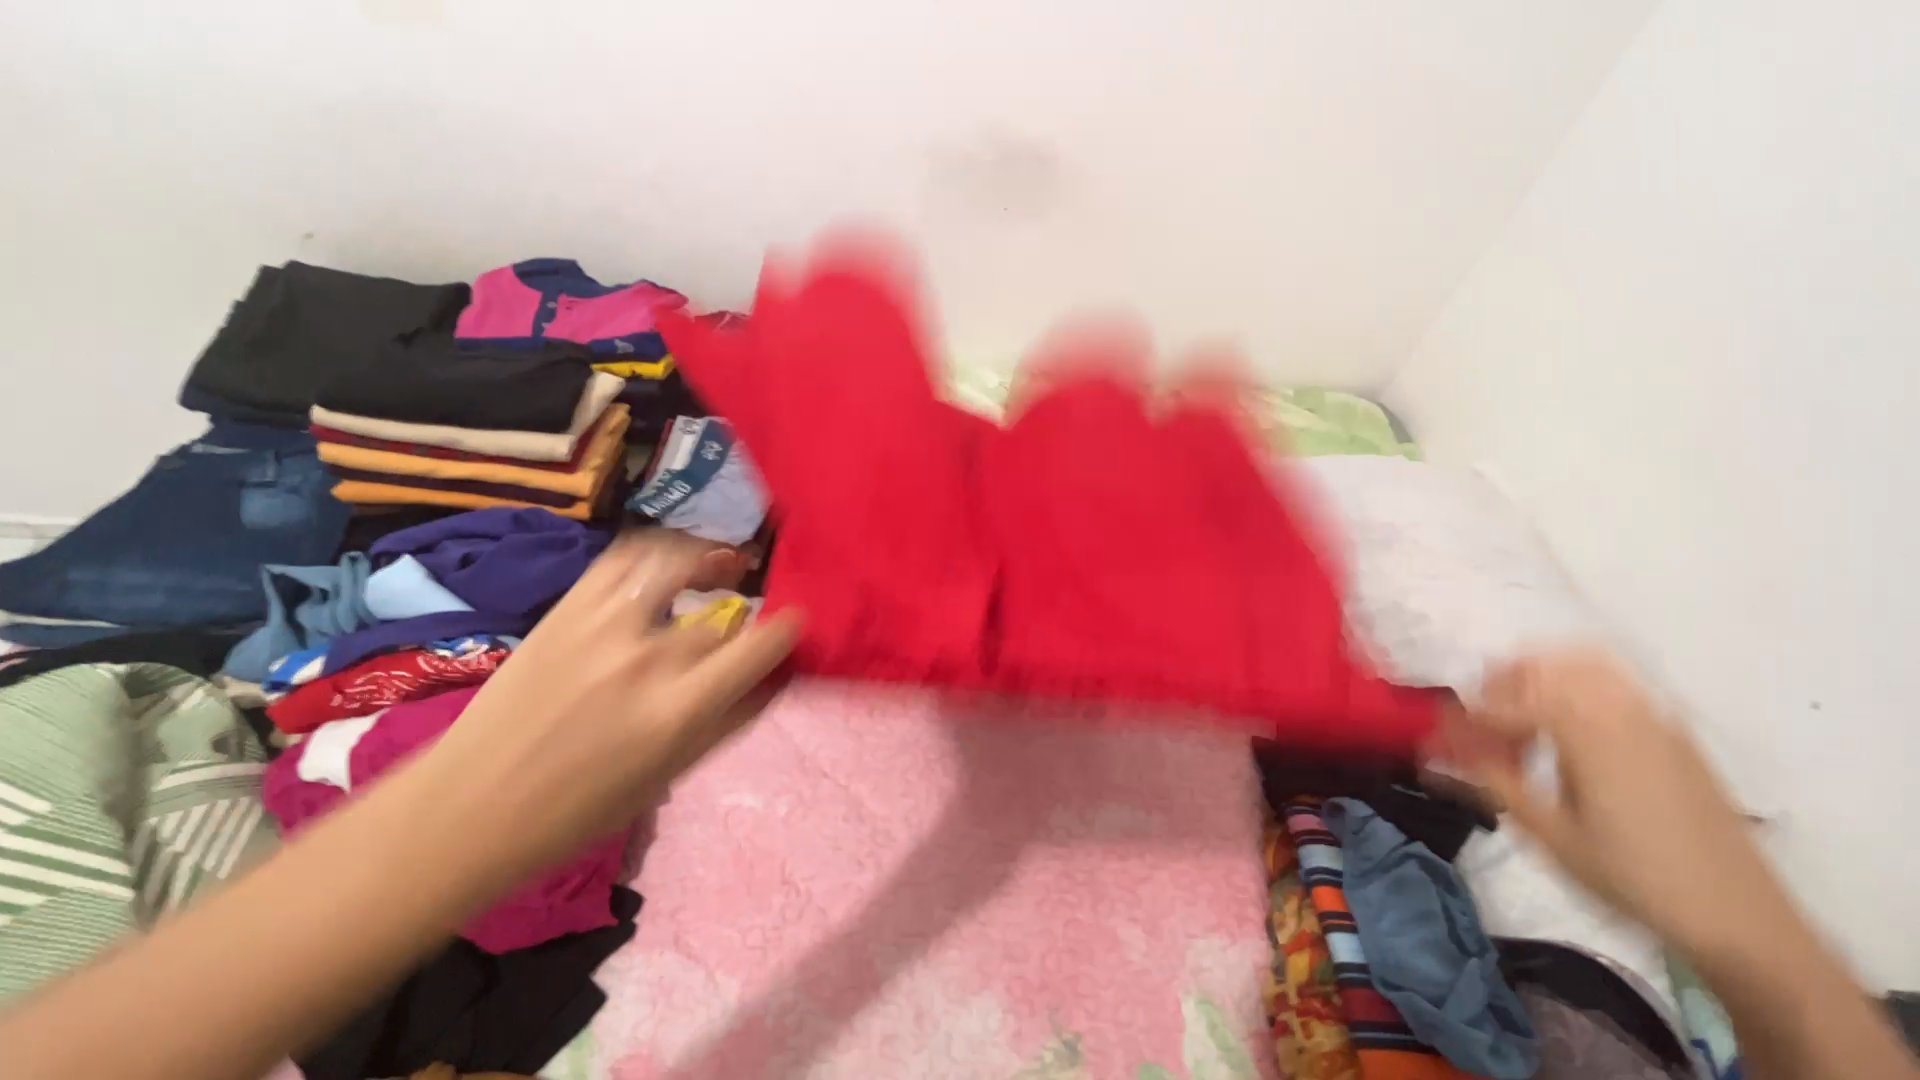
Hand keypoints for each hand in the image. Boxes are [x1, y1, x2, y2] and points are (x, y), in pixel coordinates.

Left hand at [415, 532, 801, 879]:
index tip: (796, 622)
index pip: (760, 644)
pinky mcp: (566, 609)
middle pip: (720, 612)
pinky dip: (654, 553)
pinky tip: (664, 566)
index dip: (790, 626)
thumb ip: (729, 721)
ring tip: (719, 562)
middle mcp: (647, 656)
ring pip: (673, 560)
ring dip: (706, 555)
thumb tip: (778, 678)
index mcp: (679, 709)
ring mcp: (602, 624)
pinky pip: (621, 559)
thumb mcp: (669, 775)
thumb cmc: (578, 812)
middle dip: (746, 608)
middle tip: (751, 612)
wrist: (471, 806)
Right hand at [1442, 649, 1790, 954]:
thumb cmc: (1631, 877)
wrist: (1739, 917)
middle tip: (1481, 719)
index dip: (1470, 715)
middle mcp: (1622, 709)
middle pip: (1548, 662)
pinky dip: (1581, 690)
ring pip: (1587, 666)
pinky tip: (1571, 735)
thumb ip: (1491, 781)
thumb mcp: (1549, 834)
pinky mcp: (1678, 735)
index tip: (1444, 736)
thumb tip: (1436, 750)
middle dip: (1504, 682)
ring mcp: (1657, 718)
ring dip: (1544, 679)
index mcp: (1587, 730)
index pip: (1510, 700)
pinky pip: (1619, 686)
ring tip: (1522, 719)